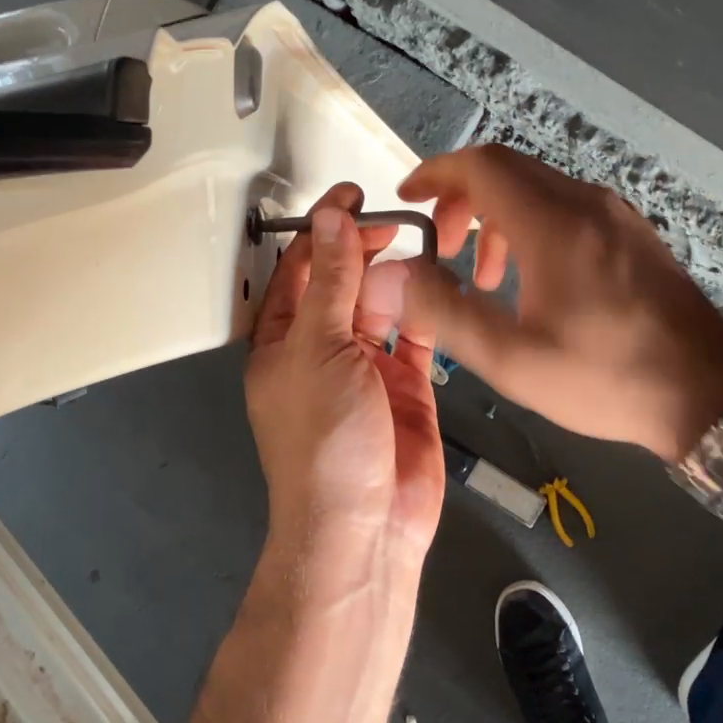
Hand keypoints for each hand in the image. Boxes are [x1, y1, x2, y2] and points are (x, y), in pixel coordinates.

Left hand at [244, 184, 446, 557]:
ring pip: (381, 304)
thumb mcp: (319, 351)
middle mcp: (321, 348)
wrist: (365, 528)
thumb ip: (332, 283)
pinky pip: (416, 336)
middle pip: (342, 282)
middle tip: (394, 223)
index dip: (322, 228)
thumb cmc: (326, 438)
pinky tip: (439, 284)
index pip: (301, 269)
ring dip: (396, 276)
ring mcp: (366, 367)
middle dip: (362, 248)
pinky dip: (426, 310)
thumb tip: (331, 217)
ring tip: (420, 247)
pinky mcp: (407, 385)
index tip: (352, 195)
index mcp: (283, 340)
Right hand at [399, 144, 722, 464]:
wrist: (708, 393)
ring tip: (483, 276)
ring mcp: (615, 213)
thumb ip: (446, 312)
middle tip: (441, 248)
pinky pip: (566, 205)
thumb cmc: (605, 378)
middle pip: (505, 169)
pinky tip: (529, 278)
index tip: (407, 198)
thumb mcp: (512, 361)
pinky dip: (529, 225)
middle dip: (460, 198)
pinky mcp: (631, 231)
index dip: (435, 174)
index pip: (480, 165)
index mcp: (554, 223)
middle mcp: (585, 202)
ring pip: (536, 187)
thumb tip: (395, 273)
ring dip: (494, 216)